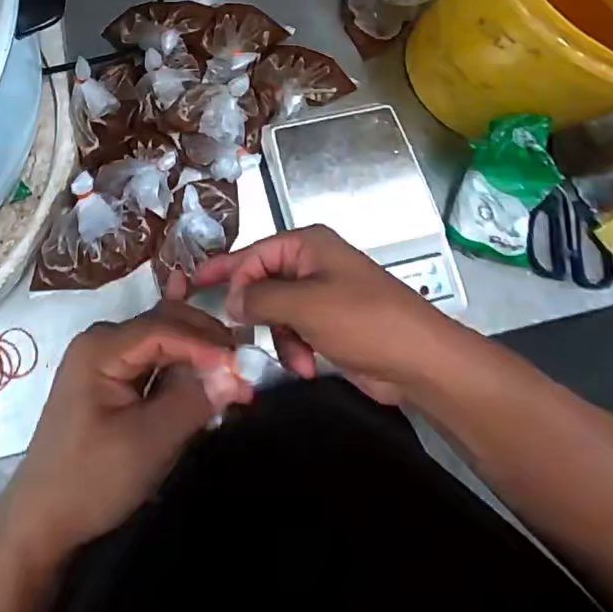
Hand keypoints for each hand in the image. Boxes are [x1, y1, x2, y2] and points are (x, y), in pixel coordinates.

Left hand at [0, 302, 248, 564]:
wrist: (42, 520)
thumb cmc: (92, 479)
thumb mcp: (148, 443)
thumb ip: (193, 402)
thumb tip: (238, 374)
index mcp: (101, 347)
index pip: (164, 328)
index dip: (206, 344)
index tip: (242, 366)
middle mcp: (101, 339)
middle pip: (164, 323)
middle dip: (205, 342)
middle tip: (244, 368)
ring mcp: (103, 356)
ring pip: (161, 337)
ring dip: (196, 350)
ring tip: (232, 368)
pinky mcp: (110, 375)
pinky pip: (150, 354)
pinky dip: (177, 349)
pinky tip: (188, 297)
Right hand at [192, 225, 457, 402]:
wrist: (419, 360)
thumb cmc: (362, 320)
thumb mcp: (304, 304)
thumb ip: (259, 297)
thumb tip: (231, 300)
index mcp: (307, 245)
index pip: (254, 253)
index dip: (225, 271)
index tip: (194, 289)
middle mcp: (312, 264)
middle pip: (263, 282)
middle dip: (256, 312)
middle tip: (237, 333)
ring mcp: (323, 294)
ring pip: (276, 311)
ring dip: (278, 337)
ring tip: (292, 358)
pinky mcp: (330, 323)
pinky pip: (294, 331)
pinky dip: (294, 348)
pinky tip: (305, 366)